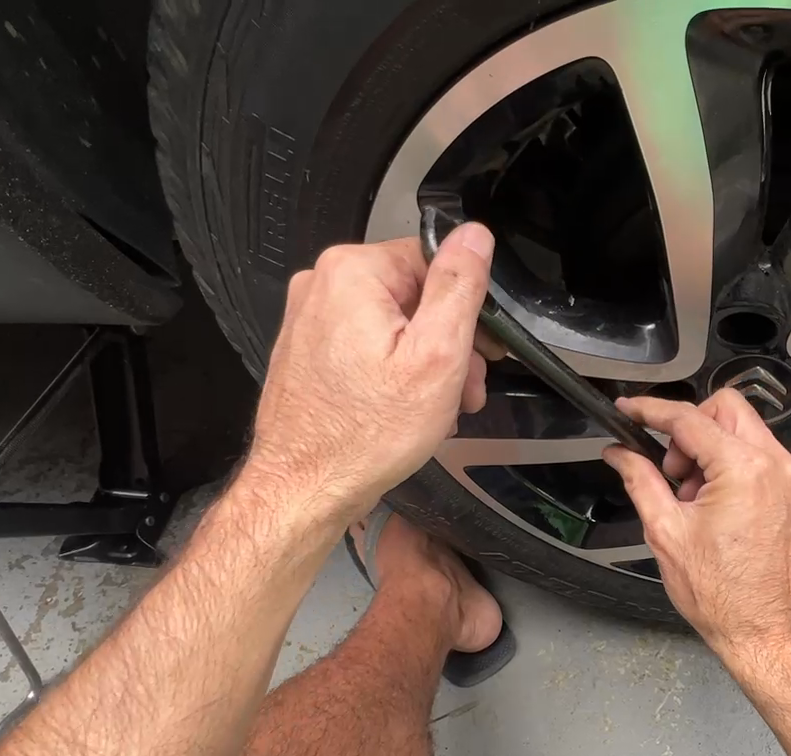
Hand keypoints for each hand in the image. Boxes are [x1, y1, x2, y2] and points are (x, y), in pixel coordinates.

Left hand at [244, 227, 494, 520]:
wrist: (308, 484)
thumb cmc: (367, 433)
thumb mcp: (438, 355)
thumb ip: (458, 288)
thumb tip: (474, 237)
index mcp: (353, 273)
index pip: (435, 261)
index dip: (469, 309)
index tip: (483, 349)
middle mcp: (323, 286)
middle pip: (415, 295)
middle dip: (451, 343)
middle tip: (465, 387)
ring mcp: (312, 319)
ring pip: (395, 324)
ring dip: (428, 362)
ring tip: (440, 405)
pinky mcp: (311, 350)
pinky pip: (370, 345)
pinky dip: (397, 372)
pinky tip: (409, 407)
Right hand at [602, 391, 790, 654]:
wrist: (759, 626)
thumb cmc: (720, 592)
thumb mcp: (665, 531)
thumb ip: (640, 479)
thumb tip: (620, 454)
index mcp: (743, 470)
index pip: (689, 418)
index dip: (651, 410)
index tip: (630, 410)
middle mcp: (774, 465)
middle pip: (725, 408)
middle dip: (689, 428)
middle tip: (670, 468)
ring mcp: (789, 478)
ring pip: (743, 429)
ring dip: (709, 448)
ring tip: (691, 495)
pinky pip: (757, 455)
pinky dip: (730, 464)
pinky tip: (712, 501)